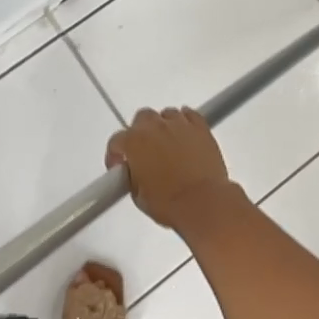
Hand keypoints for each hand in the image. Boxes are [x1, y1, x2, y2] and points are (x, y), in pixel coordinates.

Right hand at [106, 107, 239, 230]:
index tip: (120, 165)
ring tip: (167, 146)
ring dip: (164, 127)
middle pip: (142, 118)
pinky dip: (185, 122)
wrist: (203, 204)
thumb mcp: (138, 196)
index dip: (116, 154)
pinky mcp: (201, 127)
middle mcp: (155, 126)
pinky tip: (185, 135)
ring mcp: (179, 124)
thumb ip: (131, 176)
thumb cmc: (170, 203)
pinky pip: (189, 115)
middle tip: (144, 152)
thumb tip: (134, 173)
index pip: (116, 140)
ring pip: (166, 115)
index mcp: (134, 142)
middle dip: (140, 133)